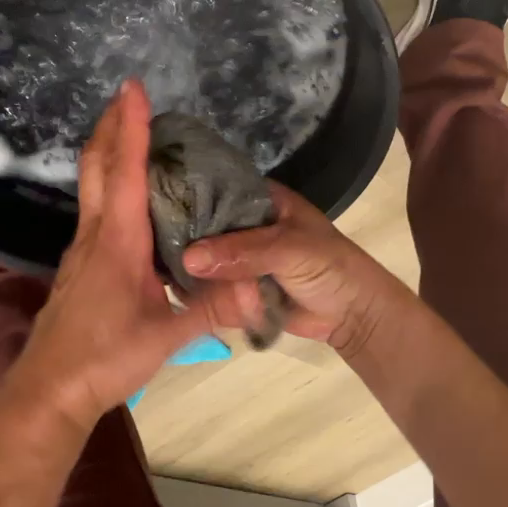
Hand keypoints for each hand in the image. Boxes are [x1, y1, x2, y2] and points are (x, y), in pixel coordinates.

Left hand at [0, 82, 214, 432]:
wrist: (50, 391)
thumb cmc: (104, 360)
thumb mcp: (165, 337)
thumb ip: (210, 309)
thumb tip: (255, 288)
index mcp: (117, 244)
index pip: (126, 174)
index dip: (131, 129)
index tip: (134, 89)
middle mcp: (96, 237)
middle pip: (99, 168)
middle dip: (112, 127)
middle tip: (129, 95)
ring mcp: (85, 251)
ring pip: (94, 188)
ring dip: (111, 154)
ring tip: (137, 134)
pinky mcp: (85, 267)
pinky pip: (99, 212)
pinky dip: (113, 186)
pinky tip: (135, 197)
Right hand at [181, 185, 403, 358]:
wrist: (352, 313)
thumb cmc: (331, 267)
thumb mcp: (291, 250)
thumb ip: (244, 251)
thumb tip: (190, 258)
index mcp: (256, 200)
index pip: (208, 193)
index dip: (182, 204)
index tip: (155, 220)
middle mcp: (238, 227)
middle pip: (193, 234)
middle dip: (189, 255)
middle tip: (180, 269)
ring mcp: (233, 261)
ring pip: (196, 268)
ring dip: (205, 285)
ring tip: (222, 295)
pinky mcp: (234, 291)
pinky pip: (208, 296)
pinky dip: (212, 306)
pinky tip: (226, 310)